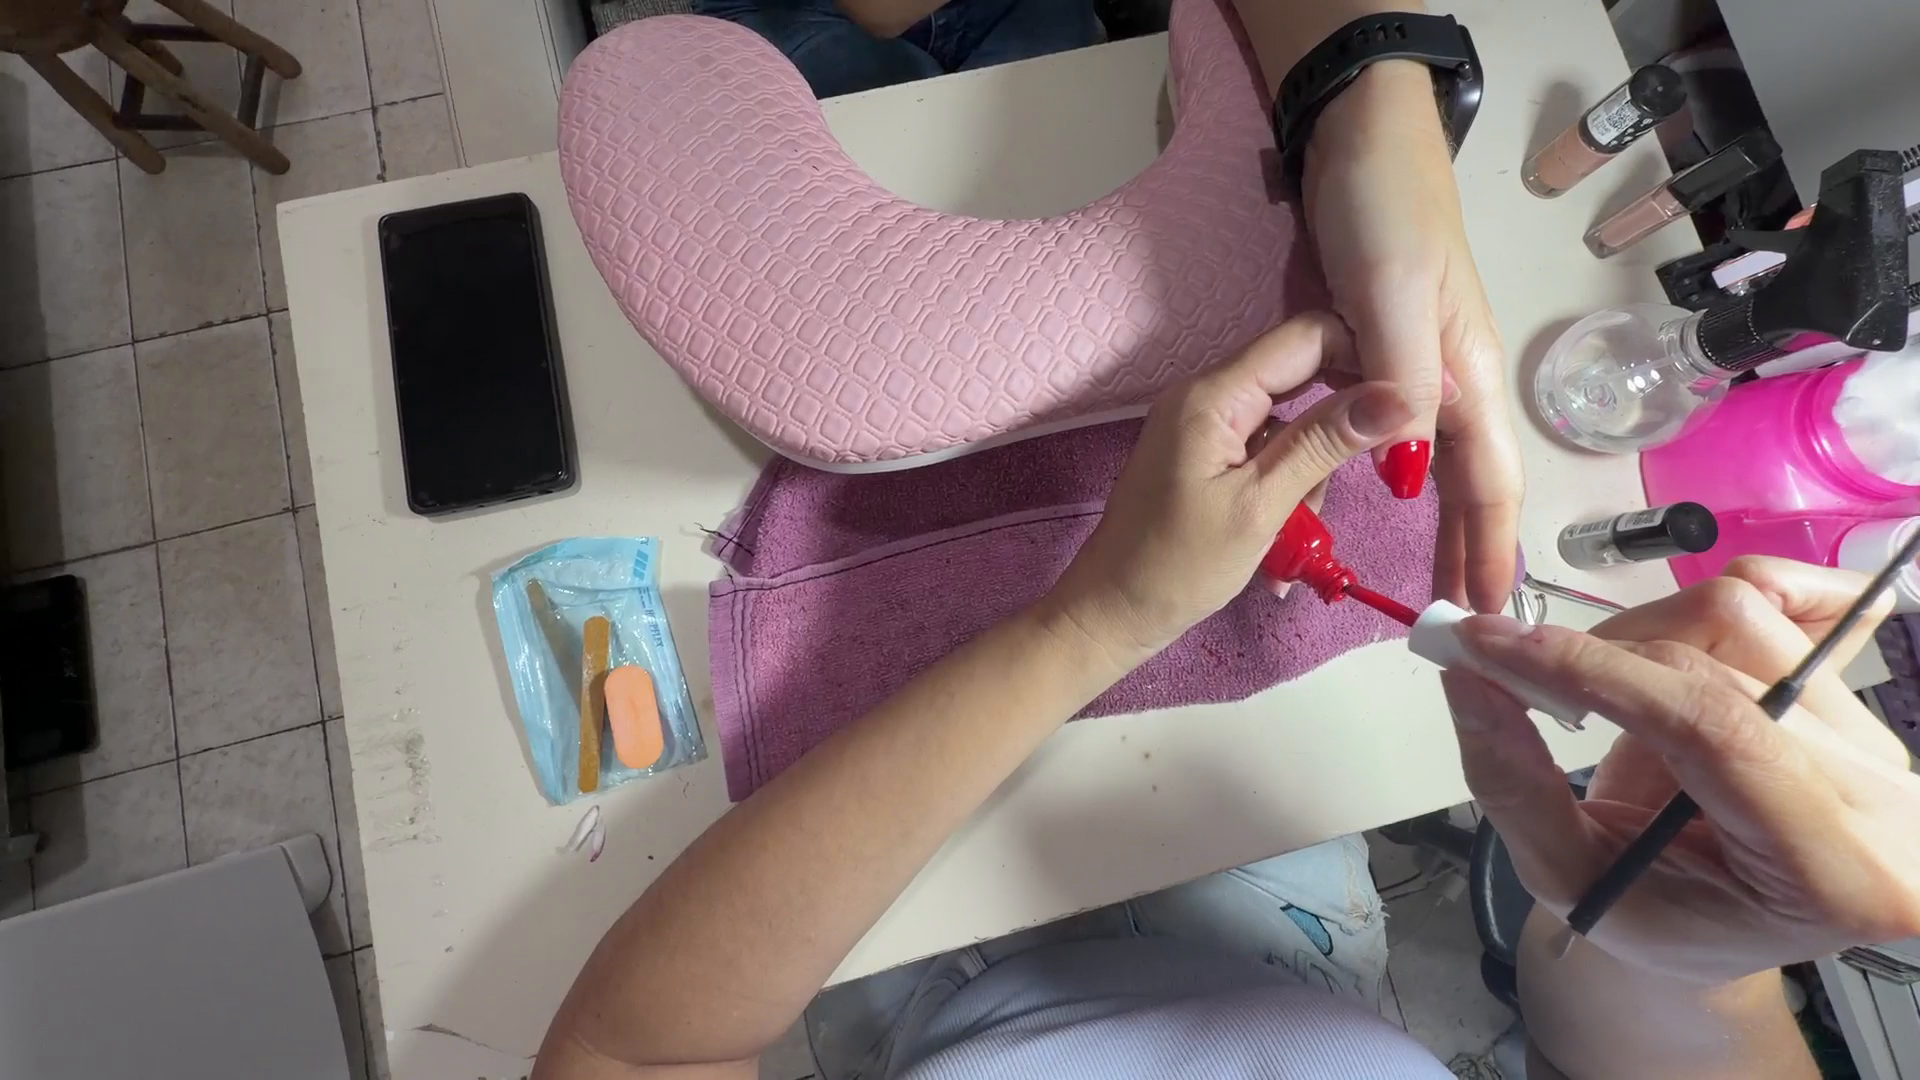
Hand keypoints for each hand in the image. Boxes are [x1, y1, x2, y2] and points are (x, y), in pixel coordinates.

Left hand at [1043, 312, 1409, 658]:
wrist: (1112, 608)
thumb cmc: (1178, 565)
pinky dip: (1285, 482)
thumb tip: (1398, 392)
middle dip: (1340, 422)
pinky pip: (1263, 448)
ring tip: (1301, 524)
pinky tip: (1285, 528)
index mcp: (1212, 395)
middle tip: (1374, 471)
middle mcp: (1204, 395)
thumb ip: (1324, 443)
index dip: (1369, 354)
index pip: (1307, 337)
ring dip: (1311, 465)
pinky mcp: (1202, 454)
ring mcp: (1200, 425)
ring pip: (1288, 419)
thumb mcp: (1260, 506)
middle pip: (1300, 375)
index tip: (1421, 397)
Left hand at [1304, 61, 1523, 613]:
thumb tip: (1410, 462)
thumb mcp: (1387, 297)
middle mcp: (1433, 371)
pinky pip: (1371, 427)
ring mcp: (1395, 363)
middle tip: (1463, 608)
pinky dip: (1371, 468)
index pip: (1479, 469)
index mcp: (1450, 366)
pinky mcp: (1361, 351)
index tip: (1488, 601)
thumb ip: (1398, 379)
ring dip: (1421, 514)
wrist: (1356, 143)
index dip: (1483, 537)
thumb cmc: (1378, 211)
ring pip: (1414, 455)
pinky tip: (1360, 494)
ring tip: (1426, 569)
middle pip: (1455, 472)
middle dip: (1462, 540)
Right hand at [1443, 558, 1919, 982]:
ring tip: (1585, 683)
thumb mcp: (1558, 872)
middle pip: (1710, 667)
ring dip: (1626, 635)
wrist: (1710, 918)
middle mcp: (1890, 803)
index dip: (1586, 671)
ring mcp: (1882, 743)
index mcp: (1835, 872)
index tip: (1482, 644)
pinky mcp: (1855, 697)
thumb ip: (1510, 781)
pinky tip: (1668, 634)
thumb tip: (1464, 676)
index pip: (1713, 730)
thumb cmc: (1643, 912)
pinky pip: (1796, 597)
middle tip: (1493, 666)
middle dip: (1580, 657)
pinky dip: (1719, 594)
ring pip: (1736, 617)